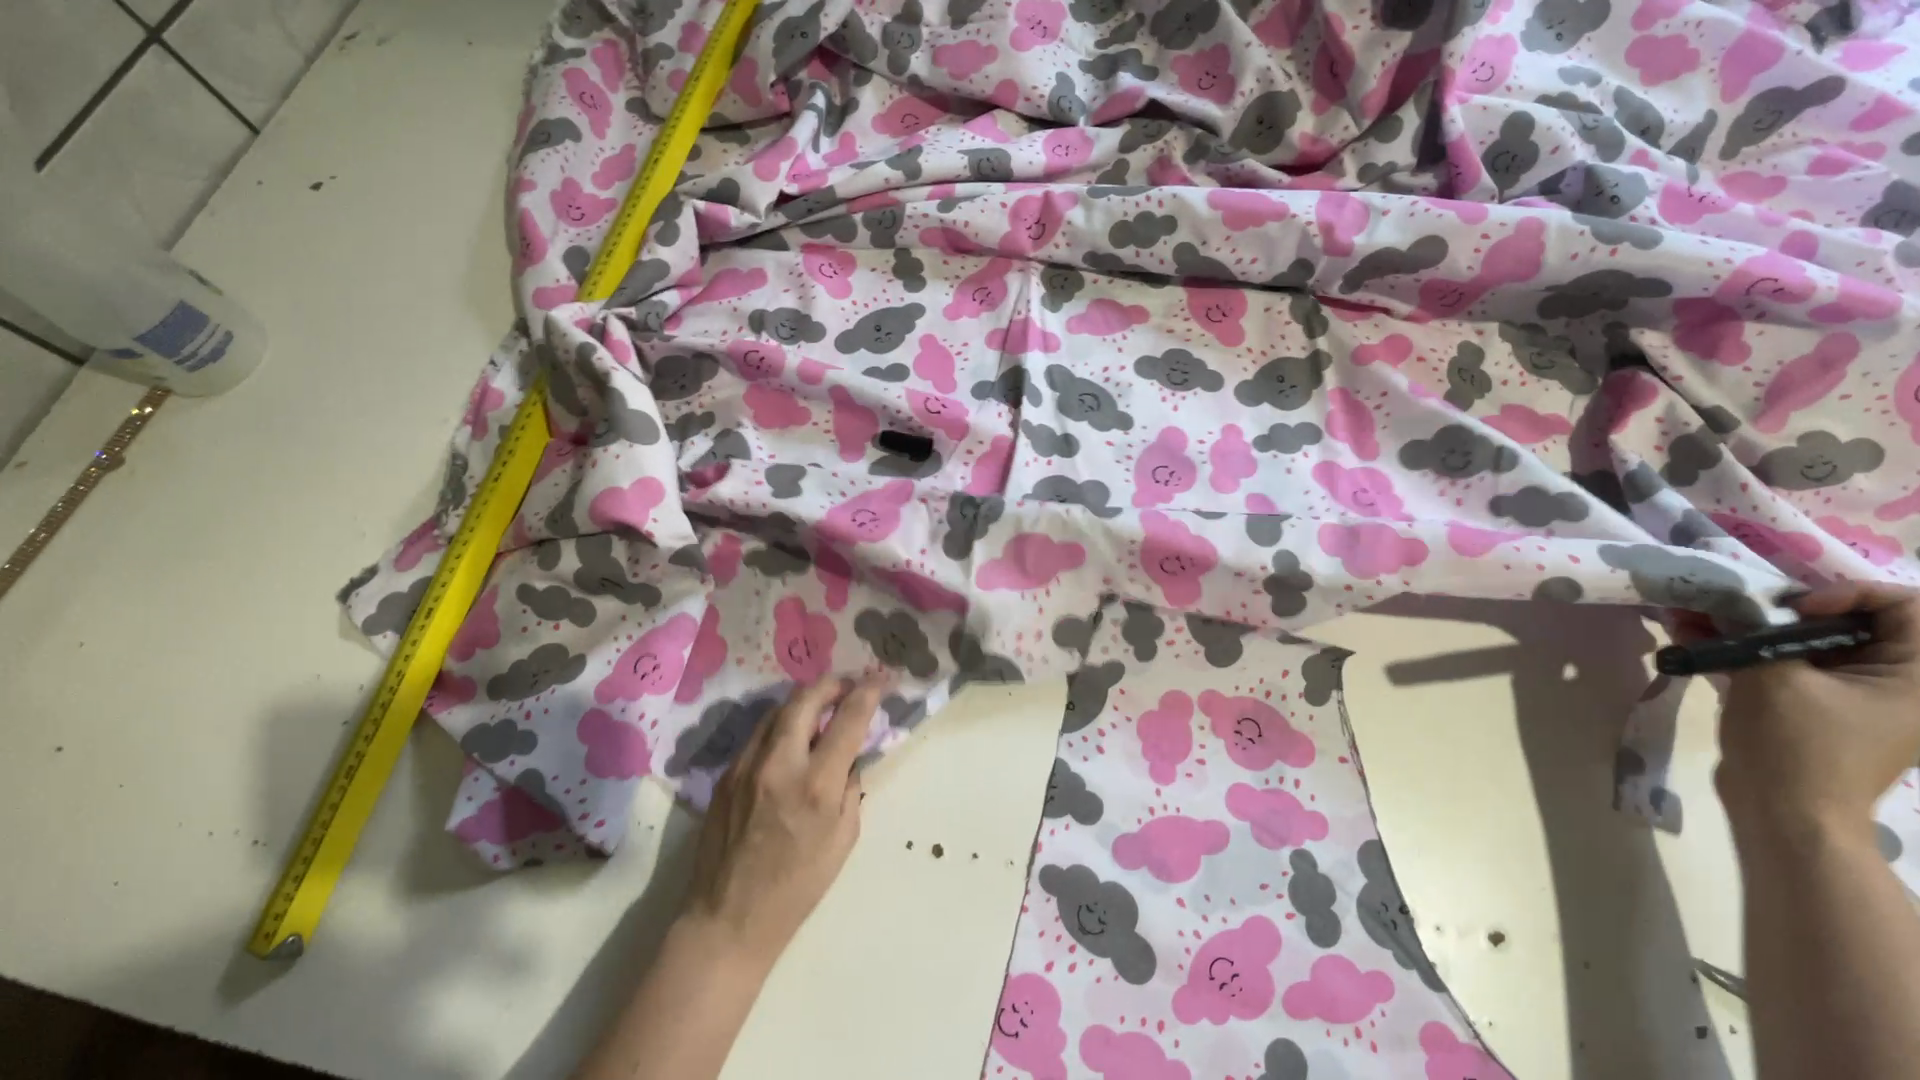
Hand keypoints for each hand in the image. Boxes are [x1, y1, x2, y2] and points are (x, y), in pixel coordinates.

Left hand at [675, 676, 883, 967]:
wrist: (729, 917)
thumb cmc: (797, 887)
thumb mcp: (843, 841)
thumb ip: (851, 790)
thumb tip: (850, 760)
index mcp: (816, 785)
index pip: (848, 719)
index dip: (869, 692)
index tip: (882, 679)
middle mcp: (779, 764)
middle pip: (805, 699)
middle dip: (832, 684)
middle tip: (848, 686)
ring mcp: (746, 766)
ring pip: (777, 712)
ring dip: (804, 702)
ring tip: (821, 707)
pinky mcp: (725, 775)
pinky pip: (757, 736)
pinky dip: (780, 726)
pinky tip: (790, 739)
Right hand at [1688, 583, 1919, 840]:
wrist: (1787, 816)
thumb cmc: (1797, 746)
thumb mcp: (1773, 678)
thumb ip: (1755, 632)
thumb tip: (1731, 599)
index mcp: (1915, 676)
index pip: (1904, 606)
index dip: (1849, 593)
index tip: (1794, 607)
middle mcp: (1896, 683)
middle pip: (1846, 622)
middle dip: (1779, 608)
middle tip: (1732, 604)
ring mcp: (1854, 699)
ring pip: (1806, 644)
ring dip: (1751, 629)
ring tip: (1694, 617)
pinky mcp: (1817, 711)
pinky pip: (1788, 668)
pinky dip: (1746, 653)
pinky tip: (1694, 640)